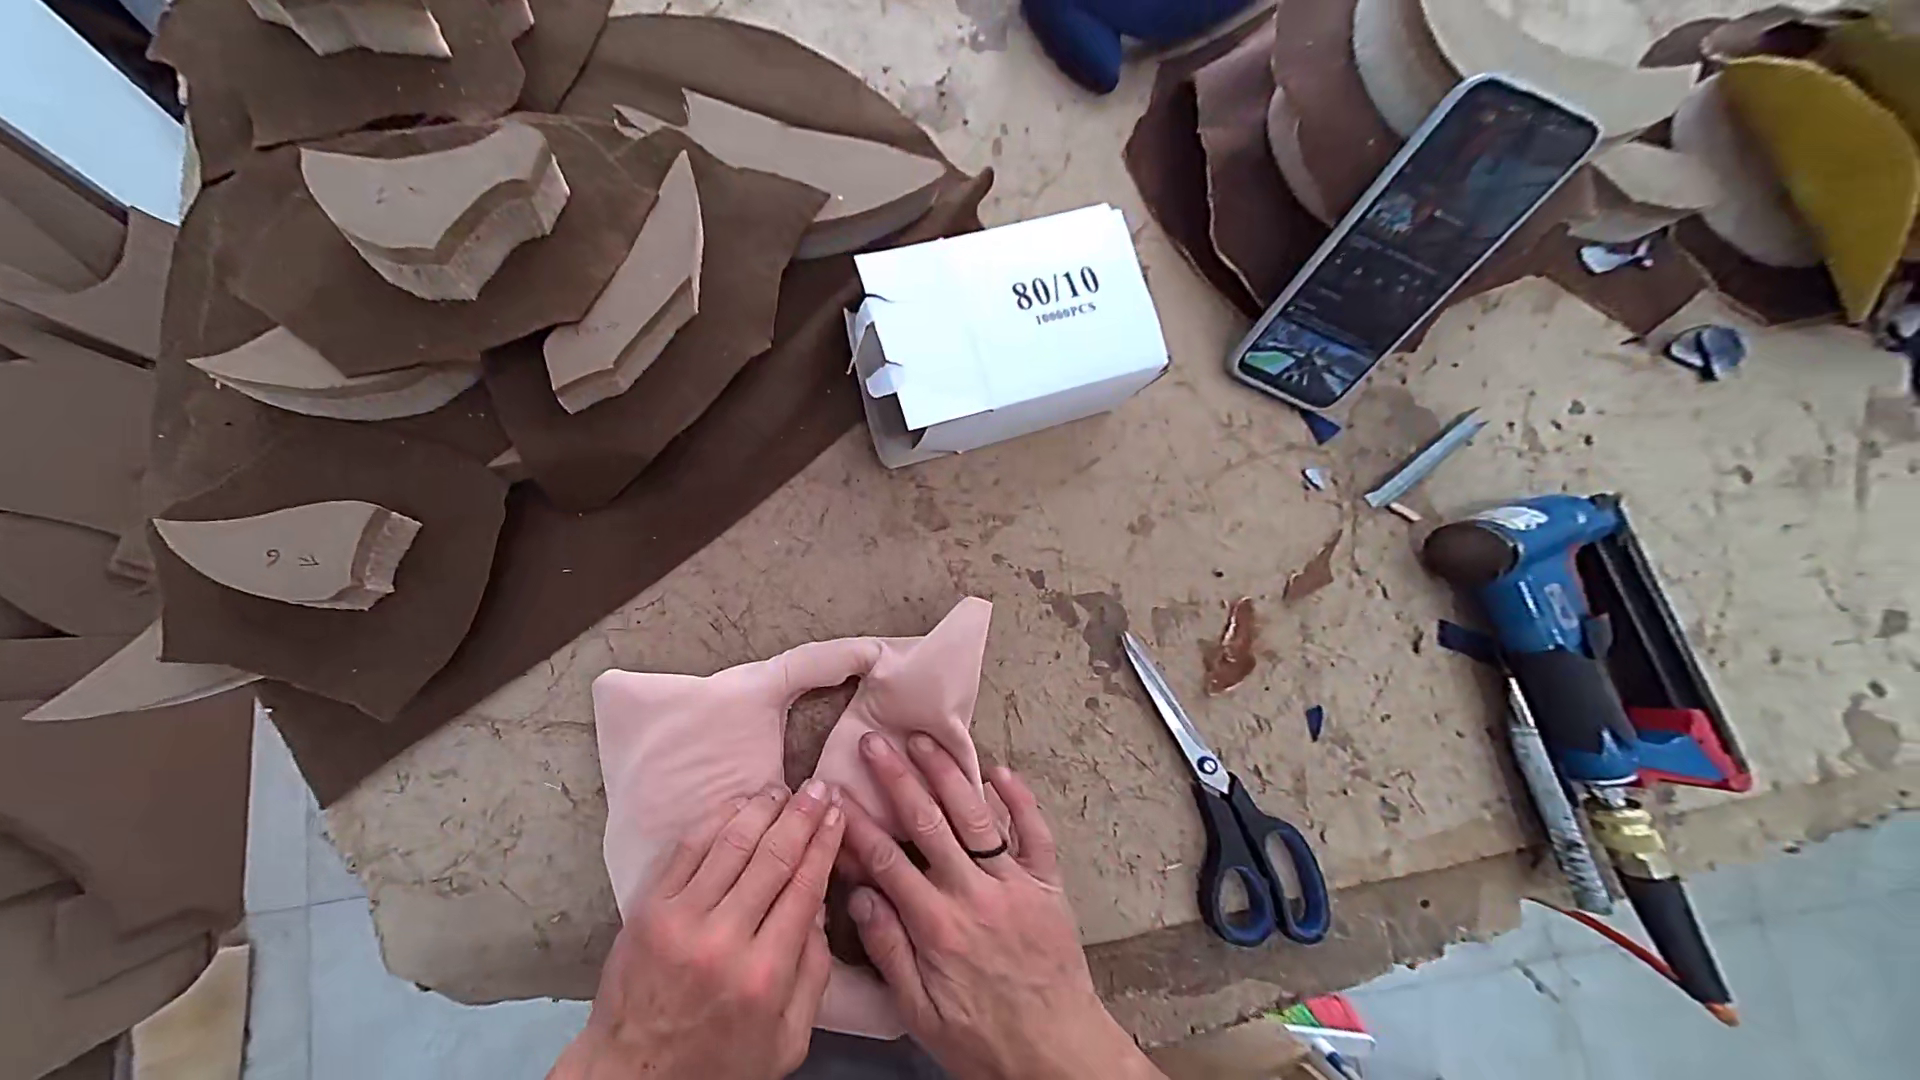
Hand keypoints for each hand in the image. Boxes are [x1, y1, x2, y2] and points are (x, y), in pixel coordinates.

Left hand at [551, 780, 845, 1079]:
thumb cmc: (719, 1064)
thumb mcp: (787, 1041)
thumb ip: (815, 973)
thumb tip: (821, 906)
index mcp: (764, 974)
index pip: (805, 886)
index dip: (825, 842)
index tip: (839, 813)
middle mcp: (723, 940)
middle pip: (773, 856)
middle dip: (803, 815)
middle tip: (820, 787)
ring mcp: (680, 920)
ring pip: (732, 843)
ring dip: (763, 808)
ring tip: (784, 789)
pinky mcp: (648, 909)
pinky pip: (687, 848)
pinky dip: (718, 818)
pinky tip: (740, 803)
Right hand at [840, 733, 1163, 1079]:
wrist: (1058, 1054)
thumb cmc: (985, 1040)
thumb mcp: (922, 1015)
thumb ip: (889, 952)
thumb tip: (860, 895)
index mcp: (937, 926)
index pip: (887, 860)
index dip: (859, 824)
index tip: (838, 793)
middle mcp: (973, 893)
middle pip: (928, 822)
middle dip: (897, 778)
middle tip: (875, 743)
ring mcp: (1013, 881)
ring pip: (974, 815)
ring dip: (947, 773)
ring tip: (923, 741)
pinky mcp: (1047, 881)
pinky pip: (1034, 830)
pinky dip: (1019, 798)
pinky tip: (999, 769)